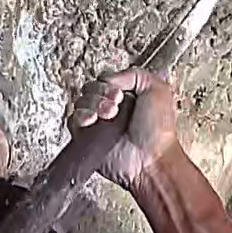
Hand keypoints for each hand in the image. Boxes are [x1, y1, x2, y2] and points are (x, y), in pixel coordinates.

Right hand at [68, 67, 184, 191]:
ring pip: (81, 101)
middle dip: (101, 93)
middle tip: (116, 105)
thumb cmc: (158, 130)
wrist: (150, 158)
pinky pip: (73, 119)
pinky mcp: (86, 138)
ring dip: (93, 104)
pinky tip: (93, 121)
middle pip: (90, 88)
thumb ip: (135, 74)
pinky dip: (81, 117)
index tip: (120, 92)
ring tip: (109, 116)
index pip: (104, 79)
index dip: (109, 82)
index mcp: (126, 96)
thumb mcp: (157, 89)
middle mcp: (110, 108)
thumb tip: (108, 78)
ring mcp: (97, 123)